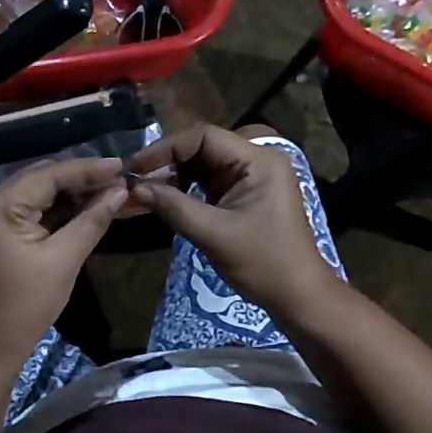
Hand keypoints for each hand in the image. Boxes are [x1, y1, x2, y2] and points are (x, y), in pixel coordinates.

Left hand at [0, 157, 127, 358]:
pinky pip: (33, 204)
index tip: (120, 165)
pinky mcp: (1, 226)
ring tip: (108, 186)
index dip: (87, 169)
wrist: (0, 336)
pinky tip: (86, 201)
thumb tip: (120, 190)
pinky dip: (60, 203)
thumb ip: (92, 219)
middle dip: (80, 176)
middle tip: (117, 176)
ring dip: (72, 188)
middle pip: (42, 176)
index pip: (48, 175)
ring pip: (39, 188)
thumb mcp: (66, 258)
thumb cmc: (31, 300)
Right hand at [129, 125, 335, 311]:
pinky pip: (209, 182)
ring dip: (174, 176)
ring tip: (144, 191)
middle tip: (135, 180)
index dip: (166, 148)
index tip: (136, 167)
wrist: (297, 295)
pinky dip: (186, 189)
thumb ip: (174, 207)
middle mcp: (256, 160)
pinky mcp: (244, 195)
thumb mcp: (214, 234)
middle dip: (167, 162)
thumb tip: (135, 189)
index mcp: (259, 160)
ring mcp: (251, 177)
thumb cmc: (263, 263)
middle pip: (202, 147)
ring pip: (203, 164)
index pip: (204, 137)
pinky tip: (164, 199)